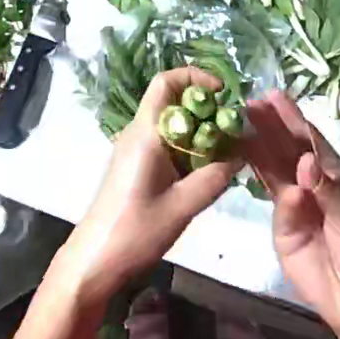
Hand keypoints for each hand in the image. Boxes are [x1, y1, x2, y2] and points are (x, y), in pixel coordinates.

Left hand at [48, 68, 238, 305]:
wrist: (95, 260)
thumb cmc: (135, 231)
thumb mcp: (183, 206)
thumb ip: (216, 176)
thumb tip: (244, 150)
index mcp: (145, 133)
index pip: (165, 82)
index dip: (195, 78)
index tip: (224, 95)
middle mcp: (137, 133)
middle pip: (173, 101)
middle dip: (206, 108)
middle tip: (236, 130)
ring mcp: (134, 149)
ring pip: (172, 124)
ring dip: (200, 131)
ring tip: (229, 152)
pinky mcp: (136, 166)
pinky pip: (166, 143)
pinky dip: (189, 148)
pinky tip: (208, 172)